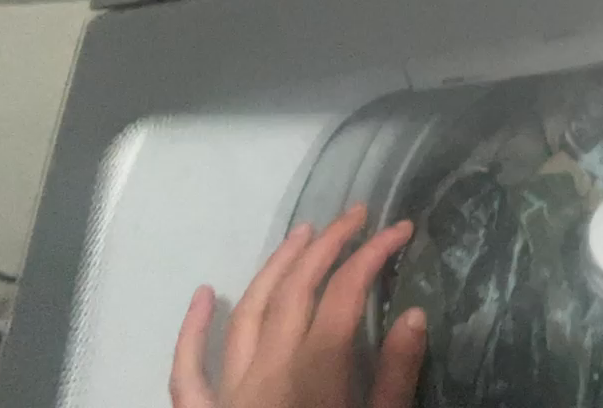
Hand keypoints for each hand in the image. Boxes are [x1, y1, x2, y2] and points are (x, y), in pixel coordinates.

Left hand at [171, 207, 426, 407]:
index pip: (347, 290)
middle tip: (356, 214)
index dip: (375, 251)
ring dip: (276, 266)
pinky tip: (202, 295)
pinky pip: (187, 371)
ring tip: (302, 233)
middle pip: (298, 288)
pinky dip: (193, 330)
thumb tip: (415, 312)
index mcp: (315, 371)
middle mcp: (267, 370)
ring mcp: (228, 394)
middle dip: (329, 244)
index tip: (402, 228)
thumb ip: (394, 376)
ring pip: (249, 312)